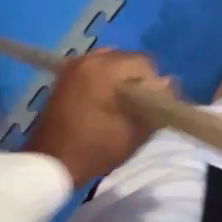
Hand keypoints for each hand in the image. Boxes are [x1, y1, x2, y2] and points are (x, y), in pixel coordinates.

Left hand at [21, 49, 169, 187]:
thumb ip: (158, 106)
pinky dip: (104, 80)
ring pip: (110, 62)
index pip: (145, 63)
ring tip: (121, 103)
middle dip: (138, 78)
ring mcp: (73, 66)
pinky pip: (94, 69)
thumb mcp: (135, 131)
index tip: (153, 106)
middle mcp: (88, 59)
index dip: (155, 83)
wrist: (51, 162)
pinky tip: (105, 102)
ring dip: (121, 78)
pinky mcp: (64, 77)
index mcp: (106, 69)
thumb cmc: (96, 148)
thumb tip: (169, 85)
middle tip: (139, 105)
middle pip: (127, 58)